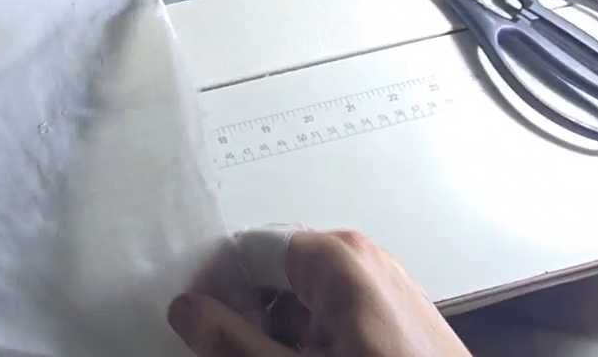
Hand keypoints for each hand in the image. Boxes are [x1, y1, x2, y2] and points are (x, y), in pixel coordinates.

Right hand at [168, 230, 469, 356]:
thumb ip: (226, 340)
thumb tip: (186, 309)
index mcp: (335, 256)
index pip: (248, 251)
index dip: (219, 291)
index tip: (206, 330)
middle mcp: (366, 259)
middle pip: (279, 275)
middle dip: (255, 318)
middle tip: (245, 354)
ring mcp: (394, 290)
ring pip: (312, 302)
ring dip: (288, 337)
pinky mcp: (412, 324)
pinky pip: (346, 320)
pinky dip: (324, 345)